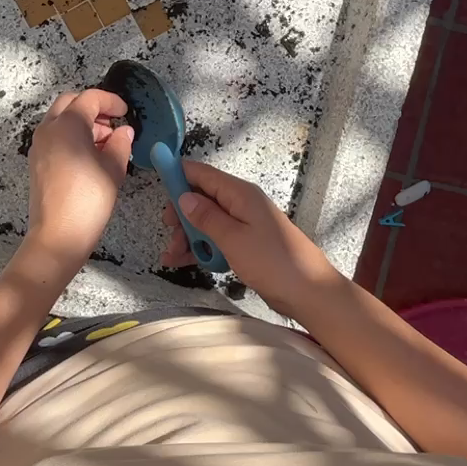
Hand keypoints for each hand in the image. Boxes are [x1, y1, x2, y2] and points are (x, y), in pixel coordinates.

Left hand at [23, 88, 134, 271]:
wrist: (59, 235)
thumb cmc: (89, 200)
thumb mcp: (113, 168)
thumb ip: (121, 143)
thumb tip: (124, 132)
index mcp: (67, 125)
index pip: (90, 98)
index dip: (110, 101)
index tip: (125, 111)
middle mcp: (48, 129)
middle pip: (70, 103)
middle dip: (93, 107)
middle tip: (114, 122)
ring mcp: (39, 145)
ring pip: (60, 119)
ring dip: (82, 122)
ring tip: (106, 142)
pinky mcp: (36, 161)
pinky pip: (54, 136)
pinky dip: (71, 136)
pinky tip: (90, 155)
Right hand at [161, 161, 341, 311]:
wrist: (310, 292)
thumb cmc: (272, 261)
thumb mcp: (233, 238)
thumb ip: (206, 217)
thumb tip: (184, 197)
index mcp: (240, 194)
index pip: (202, 174)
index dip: (178, 175)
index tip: (156, 182)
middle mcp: (241, 203)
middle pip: (202, 198)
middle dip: (181, 214)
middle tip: (168, 232)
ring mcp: (244, 224)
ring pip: (206, 221)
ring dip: (187, 236)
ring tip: (170, 257)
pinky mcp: (246, 244)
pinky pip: (216, 239)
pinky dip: (201, 248)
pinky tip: (184, 262)